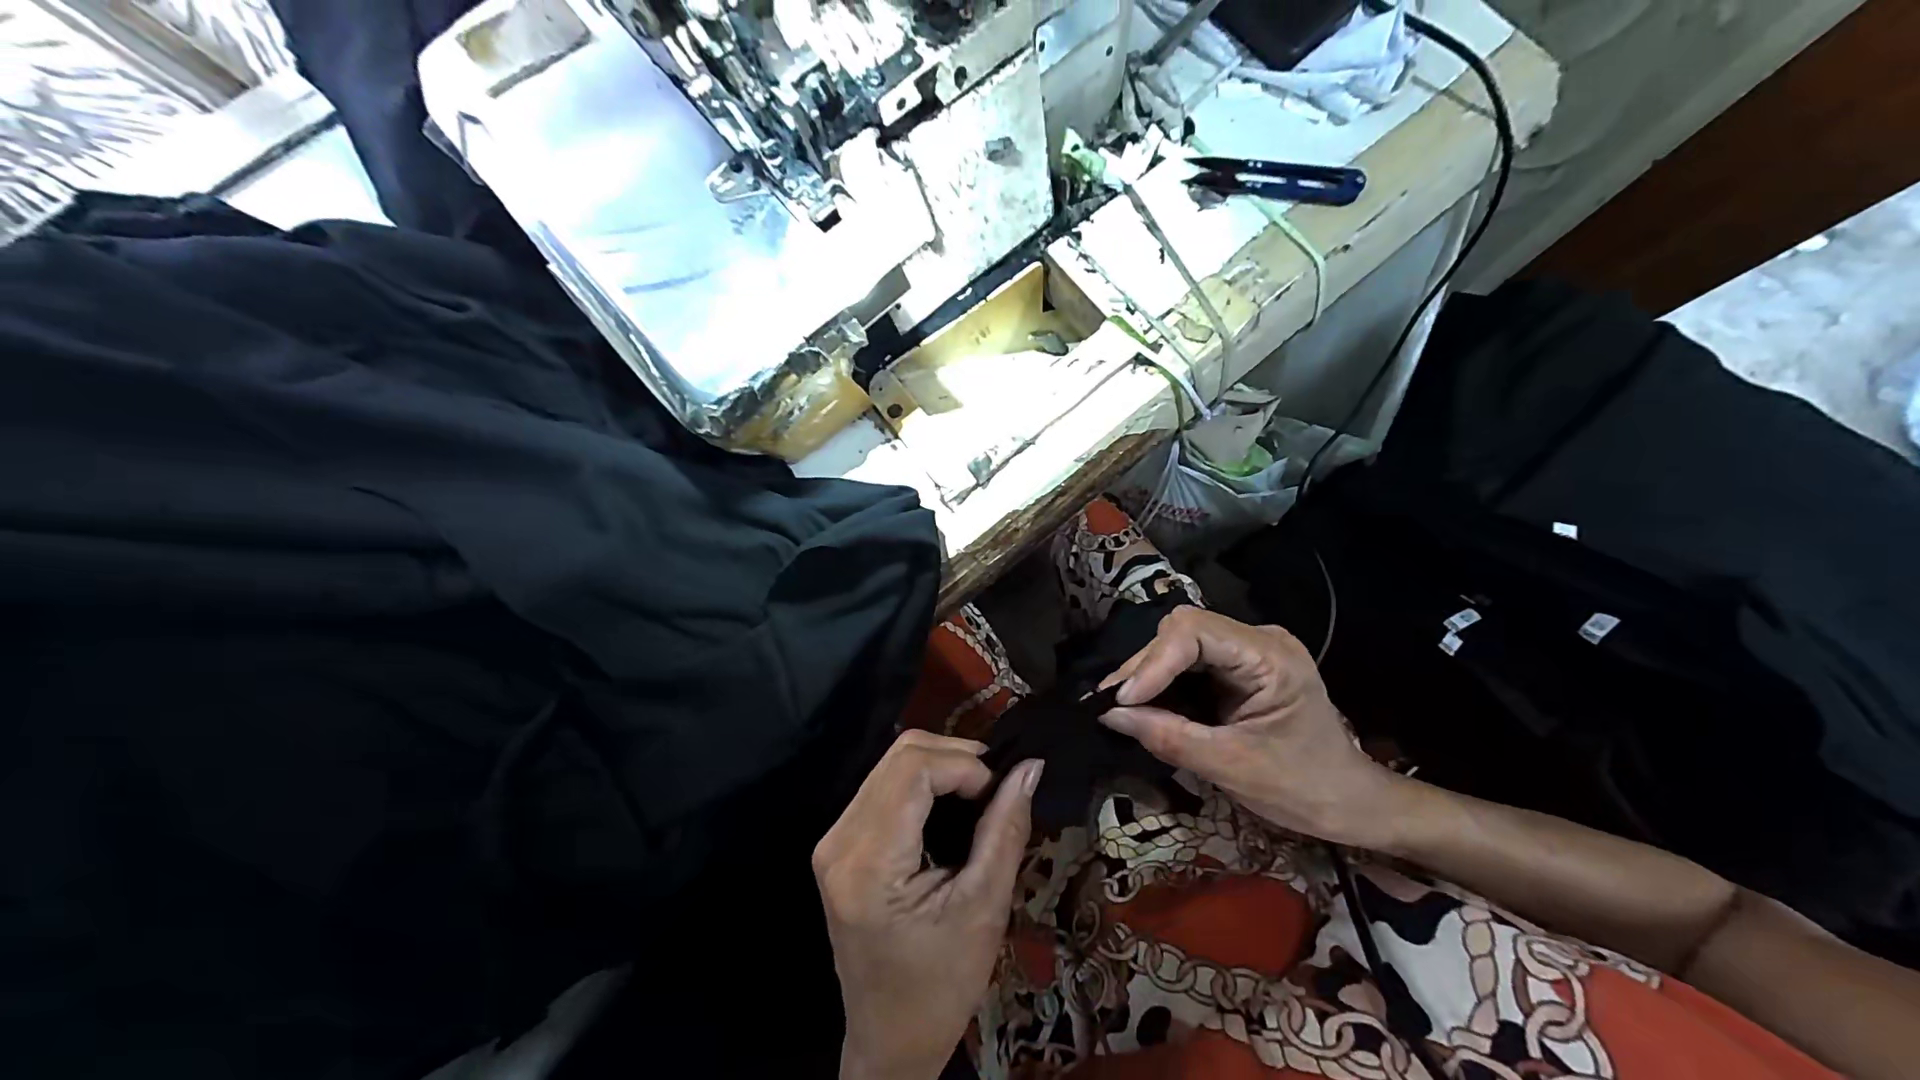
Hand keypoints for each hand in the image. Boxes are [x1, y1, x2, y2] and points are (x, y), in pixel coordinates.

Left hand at [813, 729, 1042, 1079]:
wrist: (890, 1038)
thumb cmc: (941, 986)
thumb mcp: (984, 909)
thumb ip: (1005, 830)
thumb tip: (1030, 767)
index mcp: (869, 862)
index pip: (913, 769)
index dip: (965, 765)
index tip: (1000, 792)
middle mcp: (839, 839)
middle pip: (900, 755)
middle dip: (956, 758)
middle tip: (996, 789)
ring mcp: (833, 839)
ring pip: (891, 763)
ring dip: (940, 766)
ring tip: (979, 795)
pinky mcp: (840, 842)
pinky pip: (883, 784)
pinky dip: (923, 781)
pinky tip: (950, 804)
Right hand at [1098, 606, 1408, 848]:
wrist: (1350, 803)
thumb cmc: (1303, 788)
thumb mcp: (1232, 767)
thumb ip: (1169, 737)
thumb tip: (1109, 715)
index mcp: (1270, 657)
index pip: (1194, 632)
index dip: (1152, 662)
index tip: (1122, 700)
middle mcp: (1258, 640)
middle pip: (1182, 632)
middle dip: (1144, 667)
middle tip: (1109, 704)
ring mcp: (1248, 650)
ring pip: (1179, 644)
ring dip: (1148, 673)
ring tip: (1118, 705)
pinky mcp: (1237, 666)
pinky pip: (1188, 661)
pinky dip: (1162, 682)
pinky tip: (1142, 703)